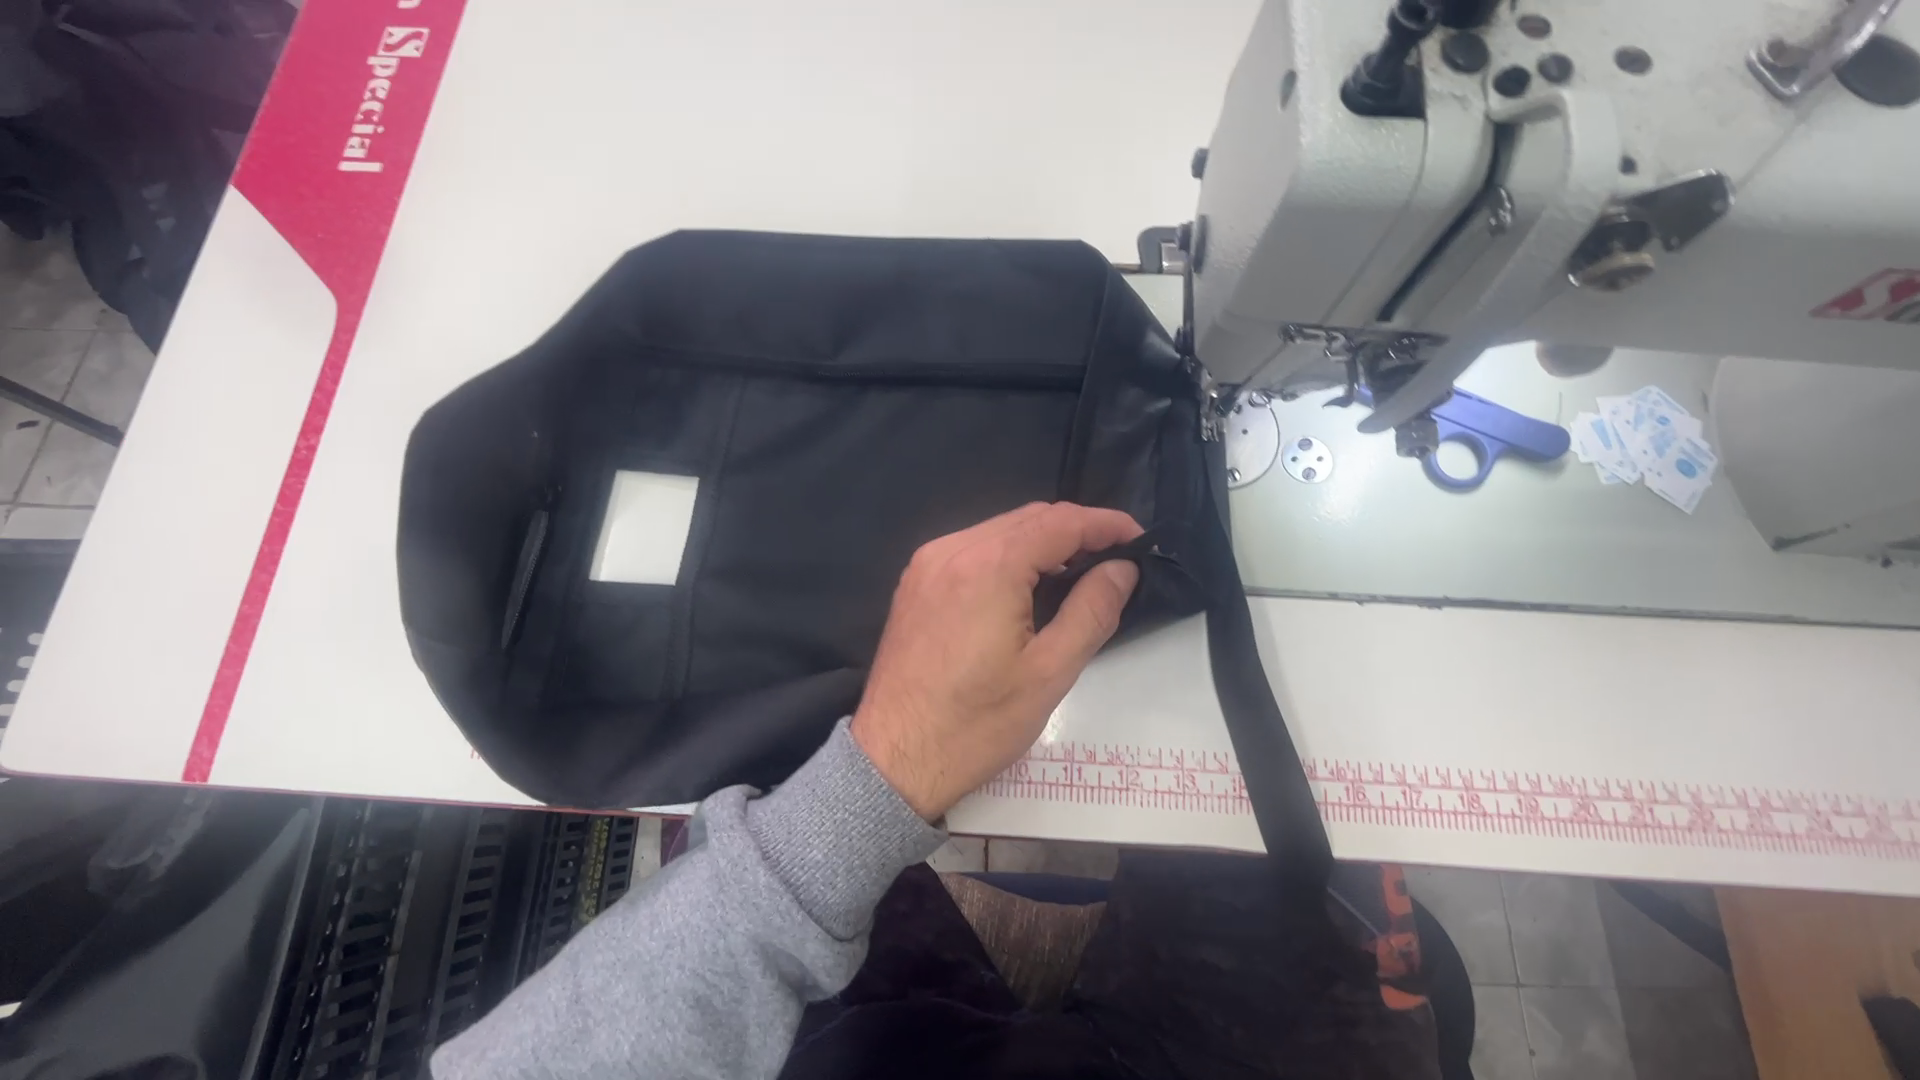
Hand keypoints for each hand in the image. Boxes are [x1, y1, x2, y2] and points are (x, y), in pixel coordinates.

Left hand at [850, 502, 1143, 820]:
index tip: (1140, 539)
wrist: (894, 759)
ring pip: (999, 530)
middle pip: (1029, 518)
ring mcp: (927, 564)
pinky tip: (1027, 587)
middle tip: (1116, 561)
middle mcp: (952, 549)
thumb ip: (1092, 611)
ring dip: (1042, 542)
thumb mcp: (1049, 672)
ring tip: (1079, 575)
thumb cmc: (976, 725)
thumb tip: (1122, 568)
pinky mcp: (915, 584)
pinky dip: (1007, 556)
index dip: (1106, 524)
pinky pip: (972, 549)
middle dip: (1077, 532)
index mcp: (988, 566)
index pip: (1061, 522)